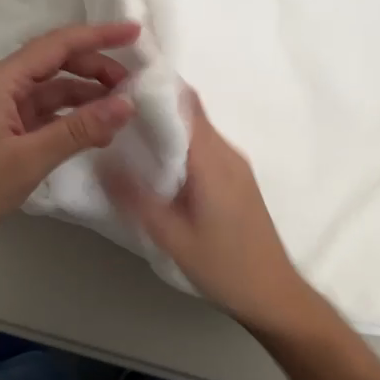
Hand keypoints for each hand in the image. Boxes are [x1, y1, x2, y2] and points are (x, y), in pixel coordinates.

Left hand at [0, 22, 141, 264]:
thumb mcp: (30, 159)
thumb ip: (79, 130)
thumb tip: (126, 104)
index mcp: (1, 80)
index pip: (58, 45)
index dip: (98, 36)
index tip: (135, 32)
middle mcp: (0, 84)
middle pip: (56, 64)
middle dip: (96, 69)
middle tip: (134, 86)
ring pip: (51, 89)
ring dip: (85, 96)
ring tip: (122, 110)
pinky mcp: (1, 129)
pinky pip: (42, 112)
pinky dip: (69, 117)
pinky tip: (94, 130)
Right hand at [103, 93, 322, 334]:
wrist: (275, 296)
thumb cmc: (225, 268)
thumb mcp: (172, 238)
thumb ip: (138, 200)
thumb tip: (104, 163)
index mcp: (213, 160)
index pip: (186, 105)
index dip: (156, 88)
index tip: (121, 83)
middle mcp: (227, 153)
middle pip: (190, 113)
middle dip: (154, 106)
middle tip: (113, 109)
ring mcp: (235, 166)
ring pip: (196, 131)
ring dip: (166, 126)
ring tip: (126, 132)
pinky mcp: (236, 179)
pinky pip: (204, 147)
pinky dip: (179, 144)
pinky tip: (155, 162)